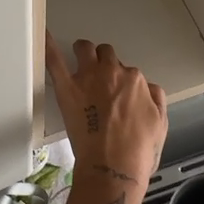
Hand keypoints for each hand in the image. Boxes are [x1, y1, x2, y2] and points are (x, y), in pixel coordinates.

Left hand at [47, 35, 168, 181]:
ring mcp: (88, 78)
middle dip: (104, 62)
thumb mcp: (160, 124)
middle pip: (106, 55)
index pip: (127, 71)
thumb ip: (156, 99)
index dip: (121, 83)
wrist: (112, 169)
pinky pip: (55, 61)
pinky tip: (43, 35)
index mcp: (135, 80)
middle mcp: (112, 72)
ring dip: (84, 51)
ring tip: (81, 59)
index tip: (117, 95)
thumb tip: (148, 88)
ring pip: (85, 49)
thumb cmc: (138, 152)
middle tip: (100, 80)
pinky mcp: (67, 89)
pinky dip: (49, 46)